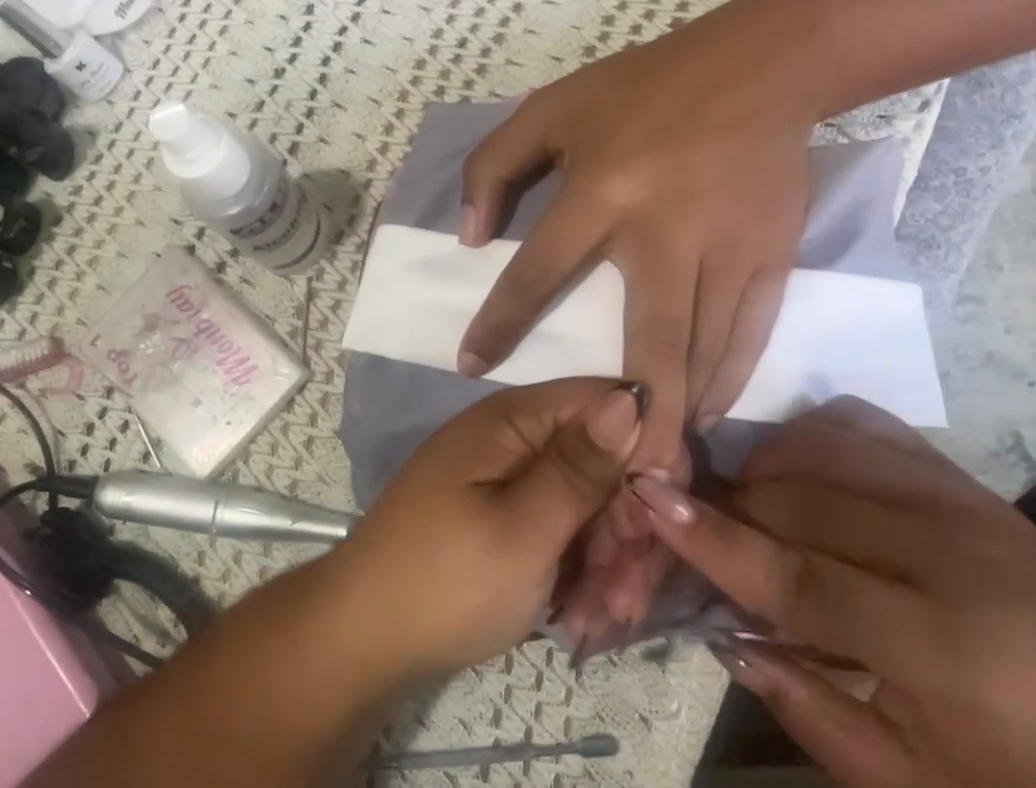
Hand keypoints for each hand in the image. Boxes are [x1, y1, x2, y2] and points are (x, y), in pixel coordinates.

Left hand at [325, 378, 643, 679]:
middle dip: (628, 529)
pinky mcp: (505, 520)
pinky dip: (580, 572)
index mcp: (511, 422)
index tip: (671, 516)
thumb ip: (579, 468)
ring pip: (590, 505)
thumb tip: (632, 396)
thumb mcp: (522, 530)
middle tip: (629, 598)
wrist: (364, 639)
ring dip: (609, 563)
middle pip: (604, 462)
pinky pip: (563, 531)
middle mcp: (511, 440)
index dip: (649, 450)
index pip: (606, 402)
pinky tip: (582, 617)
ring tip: (600, 621)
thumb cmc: (444, 583)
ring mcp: (507, 482)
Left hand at [458, 10, 814, 453]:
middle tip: (619, 479)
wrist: (762, 67)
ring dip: (682, 413)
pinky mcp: (773, 258)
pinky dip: (728, 378)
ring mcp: (726, 252)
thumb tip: (468, 237)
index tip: (470, 366)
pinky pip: (749, 333)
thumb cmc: (642, 89)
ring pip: (703, 351)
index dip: (500, 325)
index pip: (536, 274)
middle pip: (649, 344)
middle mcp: (662, 235)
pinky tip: (708, 412)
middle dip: (637, 417)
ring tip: (661, 469)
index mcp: (600, 194)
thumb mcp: (550, 109)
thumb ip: (494, 167)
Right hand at [633, 397, 1035, 786]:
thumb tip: (724, 636)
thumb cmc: (1027, 766)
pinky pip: (864, 425)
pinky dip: (808, 429)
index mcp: (940, 647)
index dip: (717, 542)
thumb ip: (811, 713)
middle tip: (678, 516)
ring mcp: (959, 501)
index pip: (801, 580)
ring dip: (756, 463)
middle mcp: (947, 555)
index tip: (648, 500)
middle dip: (723, 502)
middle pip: (798, 502)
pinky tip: (785, 458)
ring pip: (820, 448)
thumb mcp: (916, 781)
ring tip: (730, 497)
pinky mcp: (962, 477)